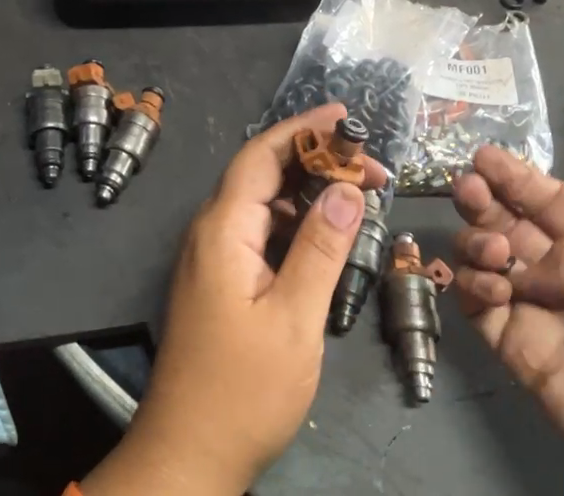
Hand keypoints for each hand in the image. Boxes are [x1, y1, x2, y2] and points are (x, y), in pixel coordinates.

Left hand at [81, 104, 388, 495]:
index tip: (347, 115)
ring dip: (309, 194)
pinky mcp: (221, 280)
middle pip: (262, 174)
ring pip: (263, 204)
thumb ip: (321, 249)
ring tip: (360, 196)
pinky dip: (296, 225)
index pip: (261, 155)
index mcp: (223, 229)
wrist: (190, 449)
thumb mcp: (294, 318)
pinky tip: (329, 237)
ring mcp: (213, 257)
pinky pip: (260, 234)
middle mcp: (211, 231)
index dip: (303, 128)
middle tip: (373, 168)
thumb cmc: (244, 388)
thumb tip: (346, 188)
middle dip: (316, 161)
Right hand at [451, 146, 563, 495]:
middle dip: (486, 201)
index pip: (555, 204)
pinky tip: (492, 287)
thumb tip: (522, 273)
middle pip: (513, 226)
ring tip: (493, 251)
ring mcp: (544, 315)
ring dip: (478, 242)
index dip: (519, 178)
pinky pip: (480, 309)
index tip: (481, 155)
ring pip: (488, 262)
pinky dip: (473, 288)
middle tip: (469, 189)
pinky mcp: (522, 354)